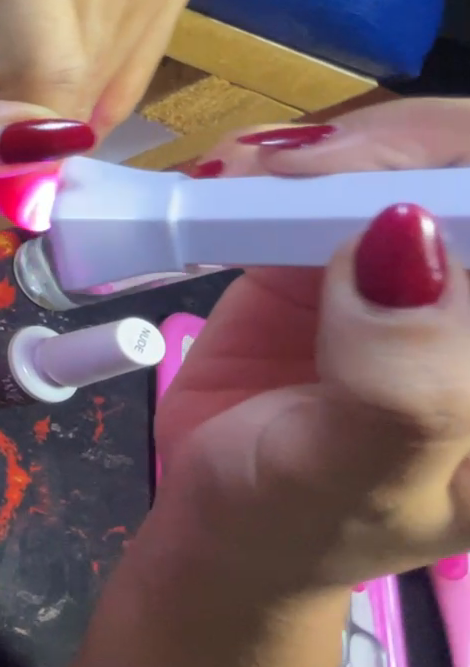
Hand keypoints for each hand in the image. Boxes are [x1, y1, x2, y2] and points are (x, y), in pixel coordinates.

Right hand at [156, 99, 469, 591]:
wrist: (221, 517)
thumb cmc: (305, 519)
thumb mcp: (357, 473)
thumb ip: (399, 379)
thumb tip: (396, 239)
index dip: (465, 171)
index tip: (361, 181)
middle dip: (397, 147)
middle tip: (281, 172)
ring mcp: (410, 278)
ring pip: (405, 165)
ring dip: (326, 149)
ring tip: (237, 173)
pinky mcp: (324, 261)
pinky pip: (318, 188)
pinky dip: (269, 164)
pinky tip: (225, 176)